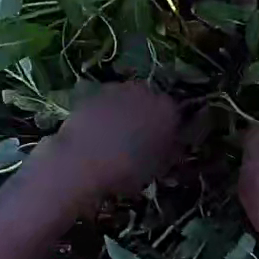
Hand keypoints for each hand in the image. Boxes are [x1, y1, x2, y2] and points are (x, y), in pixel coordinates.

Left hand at [28, 83, 179, 203]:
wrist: (83, 162)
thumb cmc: (129, 169)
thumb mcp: (160, 167)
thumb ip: (172, 150)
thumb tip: (174, 143)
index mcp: (167, 108)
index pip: (175, 113)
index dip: (168, 128)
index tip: (161, 142)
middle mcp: (144, 91)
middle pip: (149, 100)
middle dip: (145, 115)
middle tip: (136, 139)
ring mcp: (116, 89)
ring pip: (125, 99)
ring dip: (122, 111)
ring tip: (112, 137)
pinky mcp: (91, 93)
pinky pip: (103, 103)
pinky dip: (102, 113)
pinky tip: (95, 133)